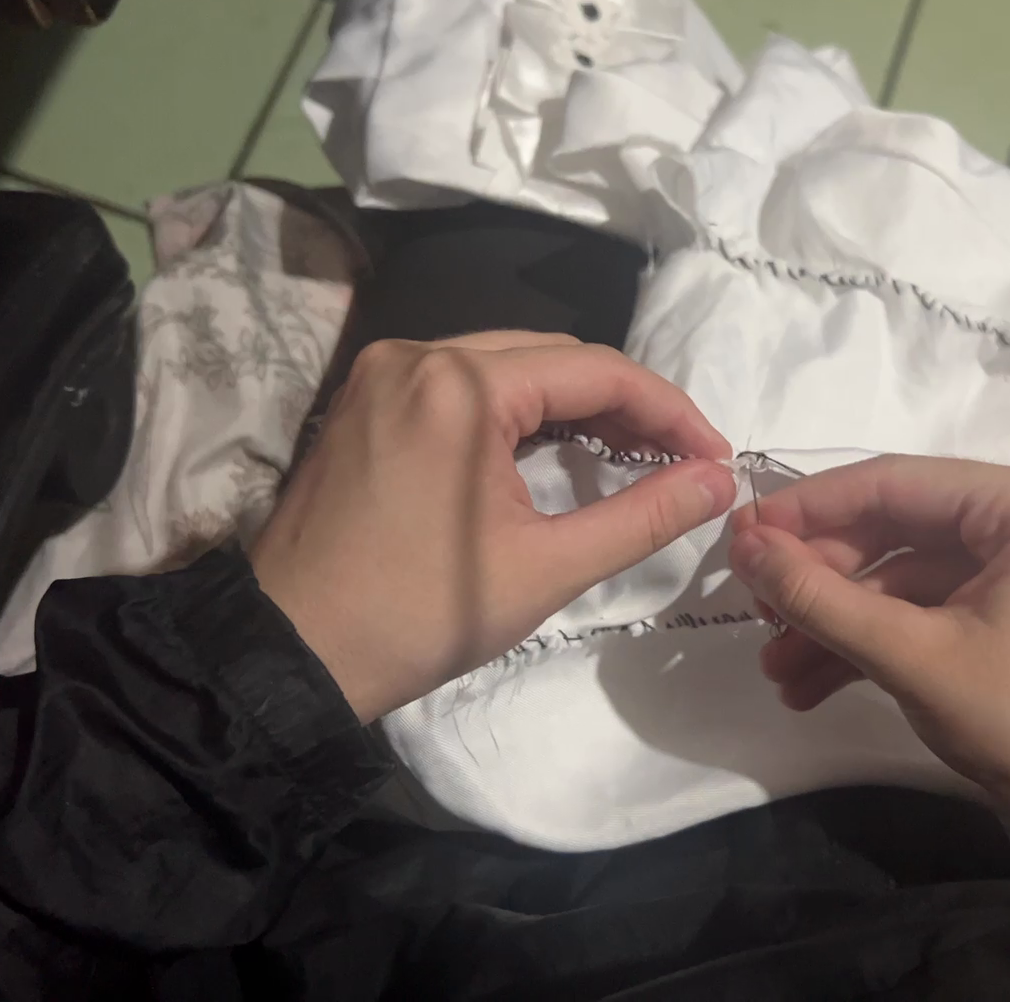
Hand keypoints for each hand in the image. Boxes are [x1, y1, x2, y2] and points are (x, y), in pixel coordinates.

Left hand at [250, 332, 735, 722]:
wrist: (290, 656)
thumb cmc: (420, 617)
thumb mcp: (547, 568)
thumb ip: (643, 516)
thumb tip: (719, 481)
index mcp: (461, 385)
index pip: (596, 371)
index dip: (669, 410)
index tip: (714, 456)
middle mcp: (420, 353)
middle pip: (555, 359)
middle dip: (627, 406)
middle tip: (679, 458)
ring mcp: (388, 371)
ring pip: (513, 367)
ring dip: (577, 406)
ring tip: (633, 453)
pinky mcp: (372, 398)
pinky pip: (470, 386)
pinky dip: (524, 413)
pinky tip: (558, 449)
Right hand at [728, 456, 1009, 859]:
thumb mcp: (914, 657)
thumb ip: (819, 597)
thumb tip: (742, 544)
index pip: (892, 482)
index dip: (807, 508)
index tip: (741, 534)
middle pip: (893, 529)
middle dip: (820, 579)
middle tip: (757, 612)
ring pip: (901, 576)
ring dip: (838, 621)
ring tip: (777, 668)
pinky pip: (926, 608)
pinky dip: (873, 641)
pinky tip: (813, 685)